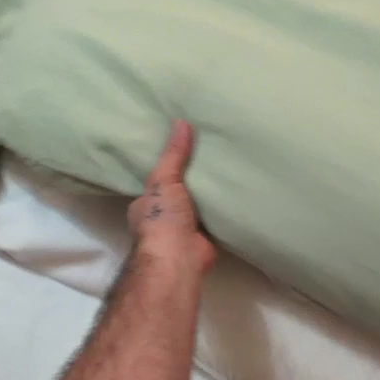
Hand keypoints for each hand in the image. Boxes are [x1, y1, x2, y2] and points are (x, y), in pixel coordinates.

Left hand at [127, 120, 214, 276]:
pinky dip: (222, 213)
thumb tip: (181, 121)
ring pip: (196, 209)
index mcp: (144, 207)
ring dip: (207, 200)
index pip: (154, 184)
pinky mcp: (203, 242)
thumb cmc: (162, 218)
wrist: (179, 257)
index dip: (166, 171)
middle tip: (210, 160)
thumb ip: (174, 154)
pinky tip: (235, 196)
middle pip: (177, 196)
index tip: (182, 154)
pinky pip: (214, 222)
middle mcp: (161, 220)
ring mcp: (182, 233)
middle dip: (190, 185)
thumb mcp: (164, 179)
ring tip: (226, 173)